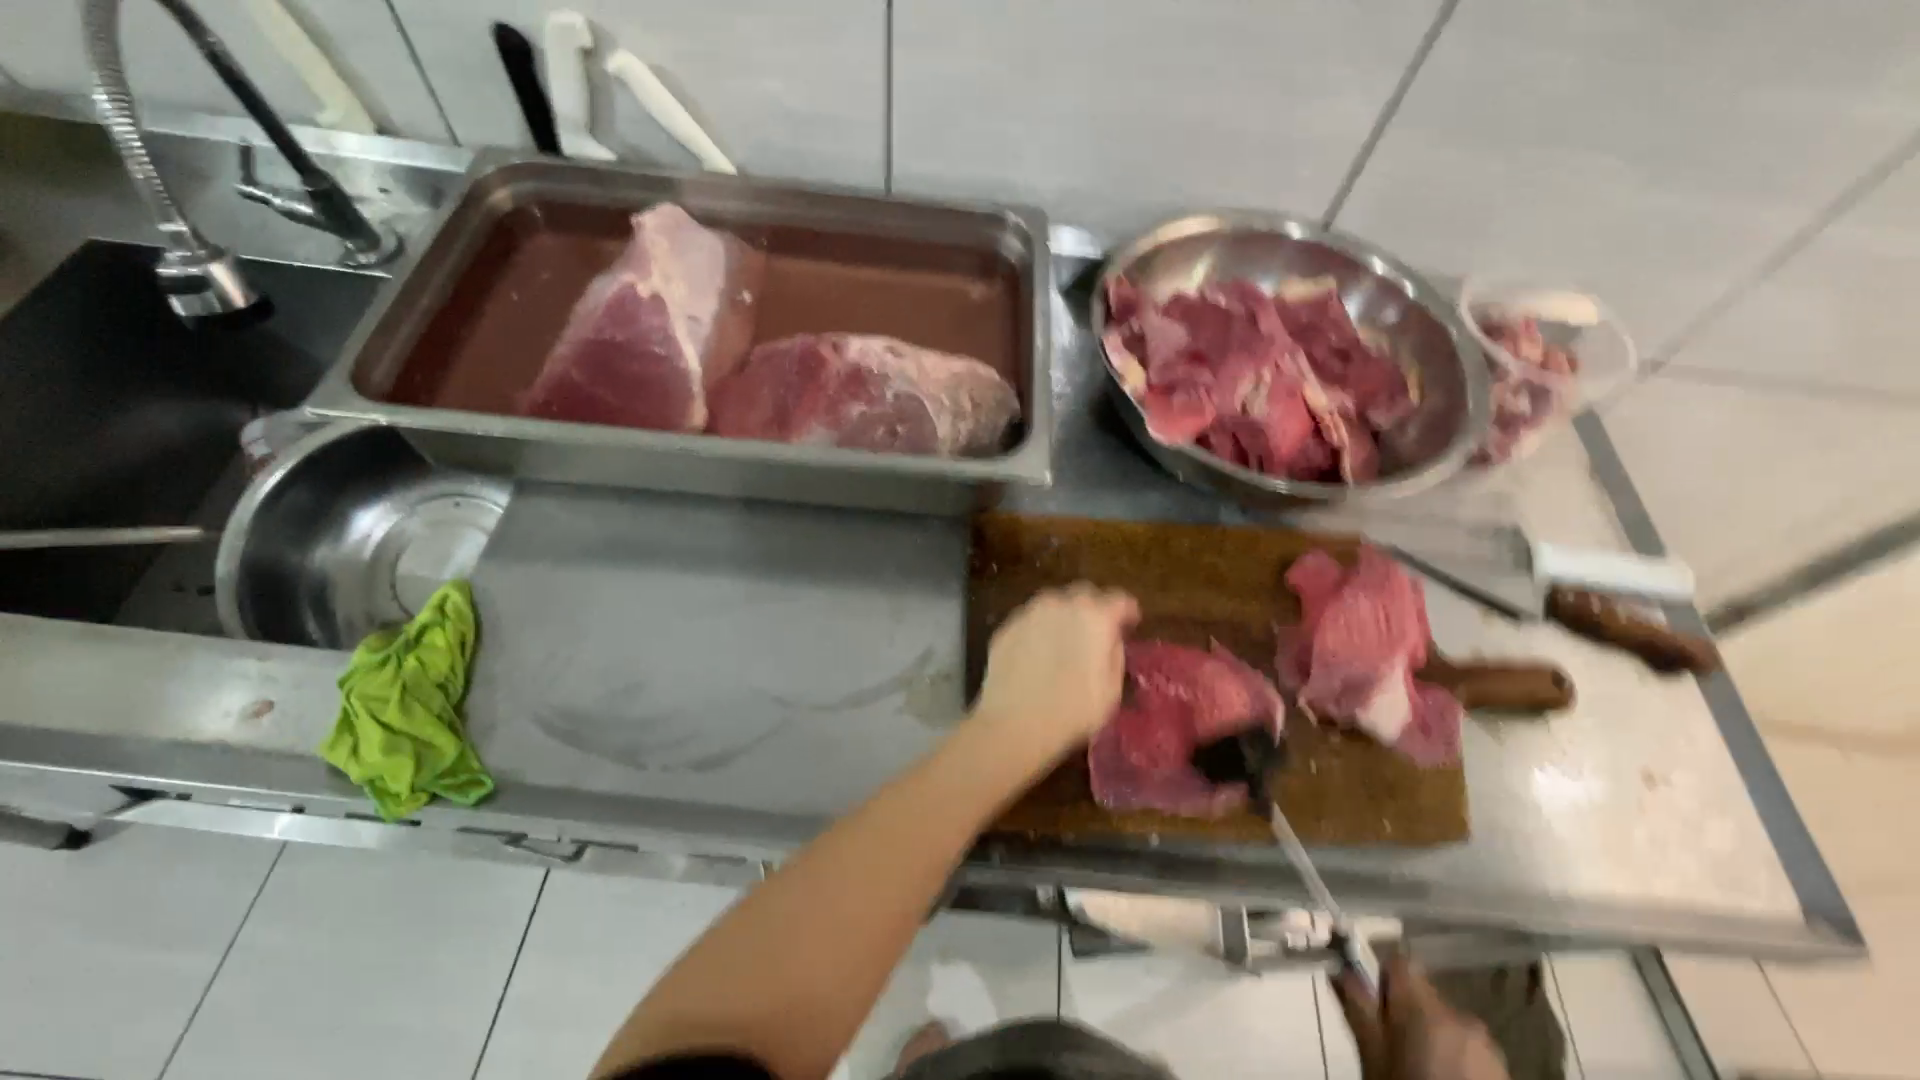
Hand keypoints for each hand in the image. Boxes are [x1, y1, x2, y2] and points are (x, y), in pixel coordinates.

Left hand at [970, 583, 1138, 757]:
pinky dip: (1039, 630)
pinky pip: (1030, 622)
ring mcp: (1029, 614)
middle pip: (1084, 594)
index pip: (1119, 600)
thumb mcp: (1111, 689)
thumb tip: (1109, 641)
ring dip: (1063, 616)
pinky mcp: (1006, 628)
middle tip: (1096, 632)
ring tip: (1064, 642)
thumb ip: (1114, 654)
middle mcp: (1061, 605)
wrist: (1015, 723)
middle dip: (1094, 608)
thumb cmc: (1073, 711)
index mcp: (1095, 617)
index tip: (1130, 624)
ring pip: (1053, 604)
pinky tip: (1037, 654)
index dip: (1127, 612)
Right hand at [1333, 956, 1509, 1079]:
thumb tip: (1341, 969)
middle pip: (1423, 995)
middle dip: (1405, 1013)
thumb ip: (1357, 1009)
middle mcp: (1461, 1017)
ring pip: (1446, 1022)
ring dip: (1431, 1036)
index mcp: (1425, 1009)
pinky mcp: (1503, 1069)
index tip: (1371, 1004)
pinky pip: (1469, 1047)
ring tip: (1419, 1072)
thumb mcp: (1372, 1059)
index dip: (1380, 977)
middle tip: (1390, 1048)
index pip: (1399, 962)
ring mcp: (1488, 1045)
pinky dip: (1454, 1058)